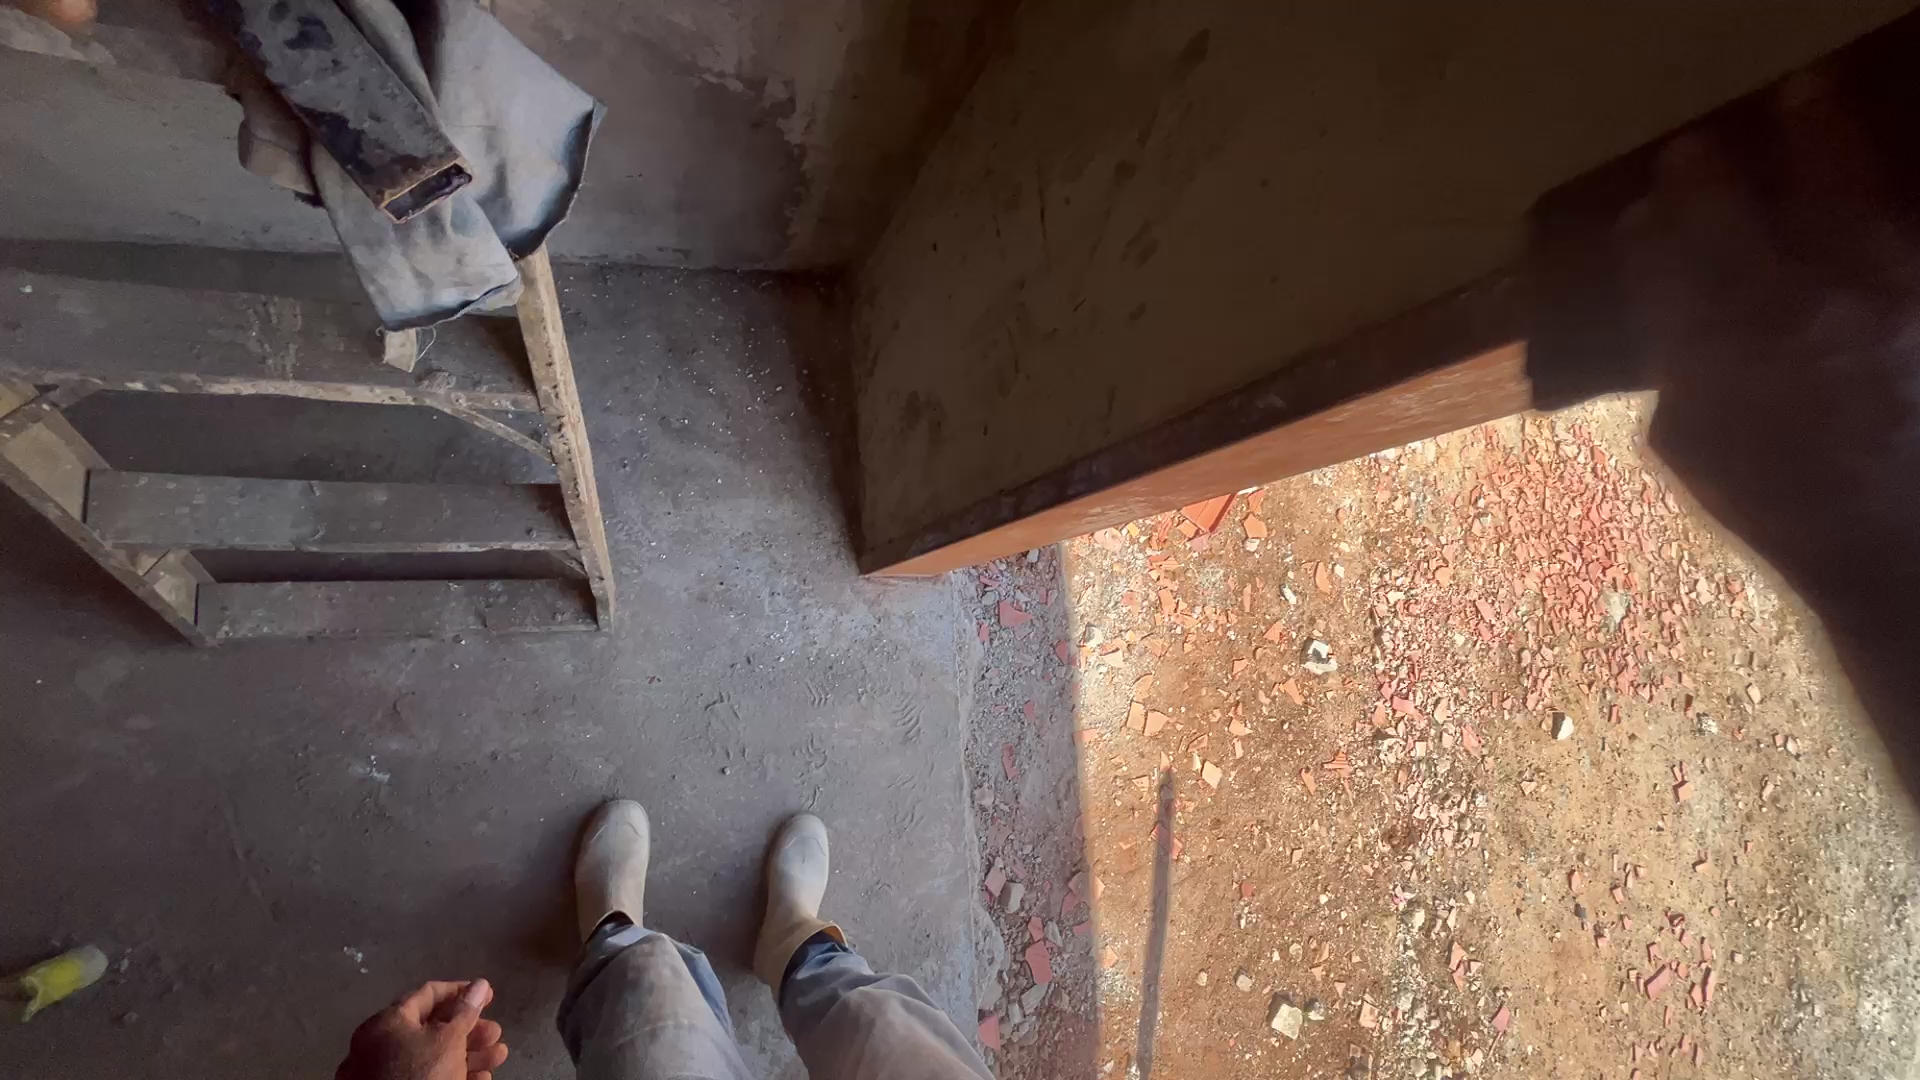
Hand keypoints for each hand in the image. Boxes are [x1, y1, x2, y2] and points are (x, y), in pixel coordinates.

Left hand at [336, 979, 510, 1079]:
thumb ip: (466, 1009)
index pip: (428, 993)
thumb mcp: (450, 1037)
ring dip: (470, 1054)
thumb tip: (479, 984)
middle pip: (434, 1028)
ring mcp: (381, 1077)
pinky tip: (480, 1079)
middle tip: (495, 1034)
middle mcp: (378, 1048)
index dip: (462, 990)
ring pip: (432, 1056)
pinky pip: (424, 1078)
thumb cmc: (420, 1074)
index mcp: (385, 1025)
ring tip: (498, 1057)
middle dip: (472, 1030)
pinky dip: (453, 1075)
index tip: (489, 995)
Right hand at [1618, 72, 1919, 602]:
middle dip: (1747, 158)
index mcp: (1738, 341)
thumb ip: (1675, 364)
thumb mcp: (1685, 438)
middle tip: (1725, 126)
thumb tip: (1666, 307)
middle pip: (1779, 203)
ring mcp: (1901, 295)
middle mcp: (1826, 300)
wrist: (1897, 538)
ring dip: (1833, 146)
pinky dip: (1888, 201)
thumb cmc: (1771, 497)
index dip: (1663, 220)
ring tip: (1817, 100)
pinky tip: (1877, 184)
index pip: (1684, 256)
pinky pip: (1906, 232)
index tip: (1649, 196)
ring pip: (1863, 198)